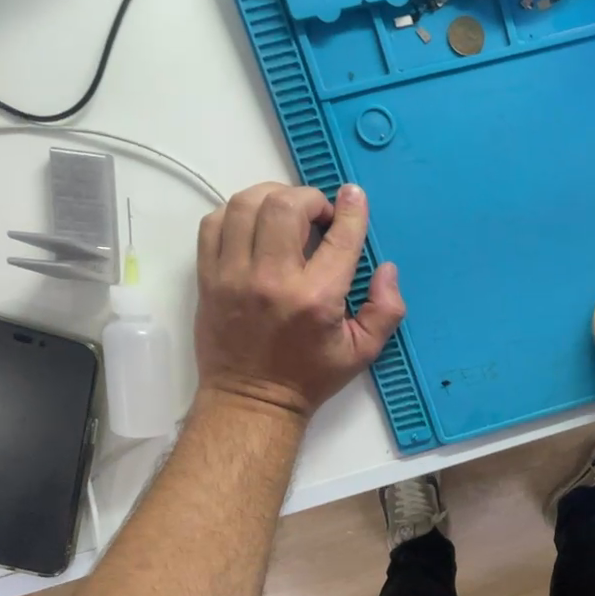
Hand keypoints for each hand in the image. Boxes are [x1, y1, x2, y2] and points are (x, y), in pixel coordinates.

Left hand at [193, 182, 404, 419]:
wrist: (252, 399)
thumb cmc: (311, 377)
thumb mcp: (364, 352)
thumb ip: (386, 310)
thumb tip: (386, 269)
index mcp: (316, 299)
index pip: (338, 238)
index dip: (350, 210)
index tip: (353, 196)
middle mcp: (272, 280)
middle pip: (285, 206)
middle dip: (309, 198)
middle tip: (319, 215)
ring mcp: (233, 275)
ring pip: (245, 205)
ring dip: (272, 197)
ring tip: (286, 212)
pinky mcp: (208, 276)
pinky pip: (214, 222)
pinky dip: (236, 213)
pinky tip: (254, 226)